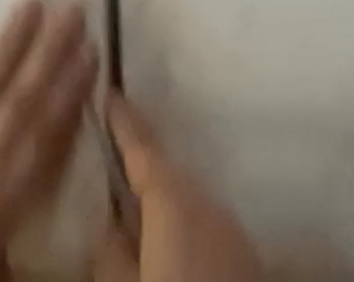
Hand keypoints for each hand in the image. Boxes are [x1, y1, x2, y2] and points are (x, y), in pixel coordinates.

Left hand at [0, 0, 98, 281]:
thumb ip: (25, 243)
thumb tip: (57, 246)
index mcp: (16, 187)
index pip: (55, 128)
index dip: (76, 88)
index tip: (94, 51)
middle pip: (30, 93)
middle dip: (55, 49)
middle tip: (75, 9)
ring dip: (14, 37)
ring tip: (34, 0)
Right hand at [92, 96, 262, 281]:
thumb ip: (112, 256)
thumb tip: (108, 229)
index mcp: (174, 203)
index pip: (143, 148)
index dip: (124, 121)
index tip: (110, 92)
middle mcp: (208, 205)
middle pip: (167, 171)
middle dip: (139, 158)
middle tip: (110, 144)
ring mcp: (233, 233)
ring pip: (187, 199)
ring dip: (159, 194)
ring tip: (129, 194)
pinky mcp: (244, 261)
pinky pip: (203, 224)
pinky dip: (178, 220)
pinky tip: (161, 238)